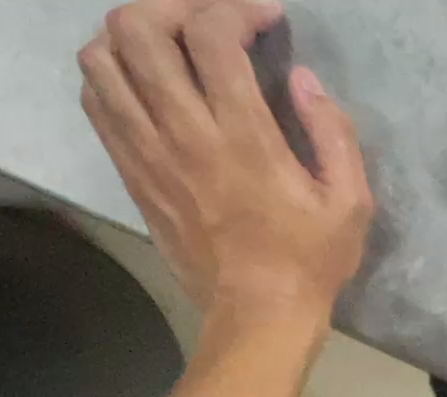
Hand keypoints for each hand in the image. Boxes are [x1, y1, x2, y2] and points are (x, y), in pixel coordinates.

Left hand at [79, 0, 372, 326]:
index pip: (212, 36)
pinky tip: (147, 82)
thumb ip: (334, 135)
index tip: (264, 14)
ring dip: (133, 34)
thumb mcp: (351, 204)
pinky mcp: (131, 172)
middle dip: (173, 5)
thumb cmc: (311, 262)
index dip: (235, 7)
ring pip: (103, 57)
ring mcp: (147, 152)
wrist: (258, 315)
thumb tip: (304, 82)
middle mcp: (184, 134)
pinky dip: (113, 72)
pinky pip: (96, 98)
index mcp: (243, 139)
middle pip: (138, 29)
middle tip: (208, 19)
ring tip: (171, 43)